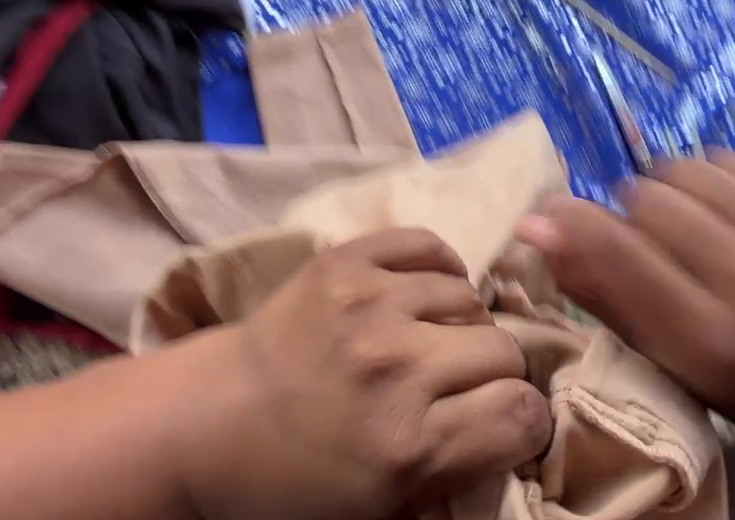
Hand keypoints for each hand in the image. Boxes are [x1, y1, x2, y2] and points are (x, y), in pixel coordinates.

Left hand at [178, 228, 552, 519]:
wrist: (209, 421)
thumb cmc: (291, 483)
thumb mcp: (380, 510)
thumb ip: (454, 474)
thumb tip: (513, 432)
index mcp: (408, 444)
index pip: (520, 413)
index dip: (526, 419)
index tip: (509, 419)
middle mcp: (397, 365)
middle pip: (503, 350)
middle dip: (497, 372)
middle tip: (467, 381)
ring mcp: (369, 302)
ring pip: (468, 295)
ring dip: (462, 321)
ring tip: (436, 336)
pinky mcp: (343, 259)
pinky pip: (424, 242)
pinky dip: (438, 264)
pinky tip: (428, 287)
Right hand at [514, 149, 734, 431]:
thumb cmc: (709, 370)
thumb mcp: (641, 343)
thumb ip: (585, 281)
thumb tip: (531, 223)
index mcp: (707, 340)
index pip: (620, 250)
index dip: (576, 221)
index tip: (555, 210)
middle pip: (650, 198)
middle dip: (633, 213)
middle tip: (644, 241)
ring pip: (686, 169)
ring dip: (669, 191)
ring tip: (682, 226)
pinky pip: (728, 160)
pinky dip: (710, 179)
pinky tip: (718, 215)